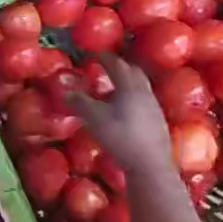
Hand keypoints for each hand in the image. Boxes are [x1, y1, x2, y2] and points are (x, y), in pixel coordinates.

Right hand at [64, 55, 176, 179]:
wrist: (150, 166)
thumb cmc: (121, 138)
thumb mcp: (95, 119)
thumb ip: (79, 102)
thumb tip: (65, 91)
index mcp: (130, 87)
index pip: (117, 64)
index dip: (104, 58)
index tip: (93, 55)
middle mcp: (145, 92)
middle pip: (133, 72)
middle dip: (119, 67)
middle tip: (105, 69)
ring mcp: (154, 107)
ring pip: (140, 87)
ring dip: (126, 83)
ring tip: (112, 90)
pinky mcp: (157, 122)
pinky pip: (143, 101)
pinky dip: (131, 98)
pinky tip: (124, 111)